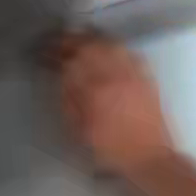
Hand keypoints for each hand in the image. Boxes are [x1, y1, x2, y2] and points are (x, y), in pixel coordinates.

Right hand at [41, 29, 178, 176]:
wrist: (150, 158)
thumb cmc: (112, 150)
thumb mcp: (81, 130)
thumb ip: (69, 101)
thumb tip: (63, 78)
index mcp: (95, 91)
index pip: (70, 62)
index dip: (54, 54)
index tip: (44, 53)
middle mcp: (115, 76)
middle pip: (89, 47)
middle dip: (70, 40)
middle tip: (58, 40)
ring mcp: (133, 74)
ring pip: (109, 44)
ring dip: (91, 38)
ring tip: (79, 37)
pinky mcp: (146, 77)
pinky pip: (128, 52)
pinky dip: (113, 45)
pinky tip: (108, 45)